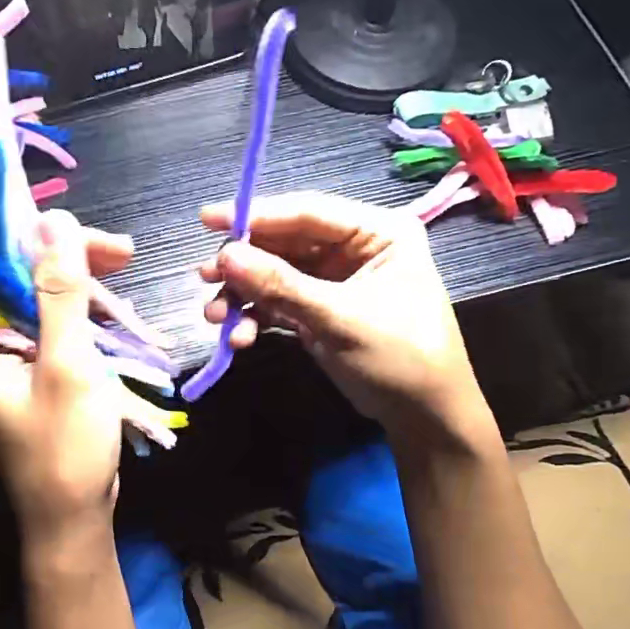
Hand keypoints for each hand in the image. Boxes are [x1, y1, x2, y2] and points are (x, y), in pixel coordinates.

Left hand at [0, 211, 129, 548]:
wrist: (74, 517)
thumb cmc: (65, 446)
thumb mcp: (68, 366)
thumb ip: (60, 294)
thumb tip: (53, 219)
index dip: (33, 234)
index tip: (83, 227)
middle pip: (25, 277)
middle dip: (72, 260)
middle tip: (124, 251)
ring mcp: (19, 358)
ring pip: (49, 301)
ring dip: (87, 287)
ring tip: (128, 274)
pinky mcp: (45, 373)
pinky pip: (63, 329)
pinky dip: (91, 318)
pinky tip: (119, 314)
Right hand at [199, 191, 482, 435]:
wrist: (423, 416)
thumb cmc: (399, 358)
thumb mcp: (340, 319)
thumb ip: (281, 286)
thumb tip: (225, 255)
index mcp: (376, 232)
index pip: (307, 212)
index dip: (256, 215)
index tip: (208, 219)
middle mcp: (352, 249)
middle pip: (284, 242)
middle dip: (244, 263)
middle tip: (206, 278)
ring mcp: (332, 281)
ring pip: (274, 274)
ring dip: (243, 295)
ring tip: (215, 317)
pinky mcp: (318, 311)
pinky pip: (277, 303)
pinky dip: (255, 318)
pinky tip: (238, 338)